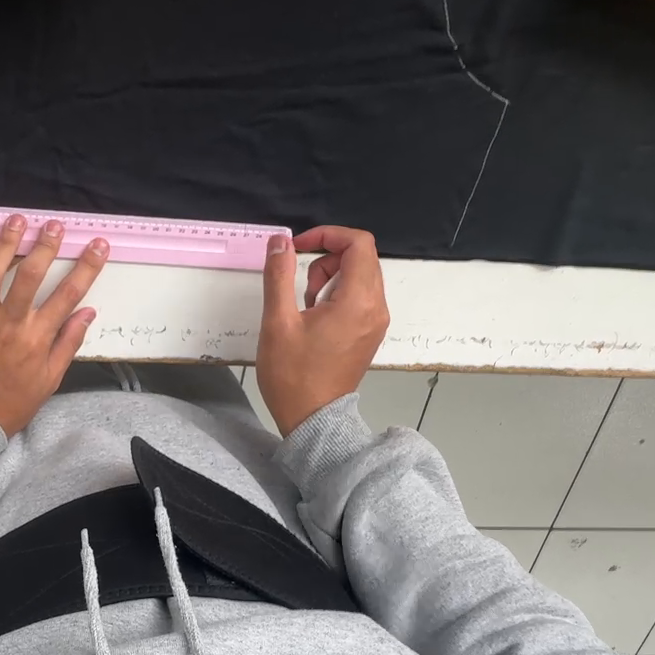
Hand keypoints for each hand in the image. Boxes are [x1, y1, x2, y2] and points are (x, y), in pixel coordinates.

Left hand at [0, 214, 108, 435]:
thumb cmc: (10, 404)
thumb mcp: (50, 380)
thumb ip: (68, 344)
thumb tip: (88, 312)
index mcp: (37, 340)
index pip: (69, 295)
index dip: (87, 267)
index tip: (98, 245)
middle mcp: (10, 325)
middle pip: (31, 276)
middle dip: (46, 245)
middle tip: (54, 225)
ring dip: (6, 242)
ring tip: (17, 220)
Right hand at [255, 225, 389, 436]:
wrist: (311, 419)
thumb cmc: (292, 375)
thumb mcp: (278, 322)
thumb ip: (279, 276)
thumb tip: (280, 241)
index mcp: (358, 301)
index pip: (359, 244)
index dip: (327, 235)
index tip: (297, 247)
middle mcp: (376, 308)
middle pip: (361, 258)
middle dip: (326, 259)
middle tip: (298, 285)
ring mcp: (376, 322)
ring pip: (360, 277)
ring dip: (330, 278)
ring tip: (304, 306)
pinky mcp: (370, 334)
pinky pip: (360, 298)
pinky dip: (338, 295)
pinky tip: (315, 319)